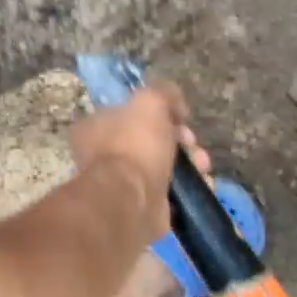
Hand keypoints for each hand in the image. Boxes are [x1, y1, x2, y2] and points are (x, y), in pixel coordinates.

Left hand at [66, 85, 210, 237]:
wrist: (132, 198)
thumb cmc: (135, 145)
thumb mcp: (149, 103)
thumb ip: (162, 93)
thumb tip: (174, 102)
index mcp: (93, 125)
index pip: (129, 113)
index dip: (159, 113)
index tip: (180, 119)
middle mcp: (101, 151)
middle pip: (150, 139)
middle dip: (180, 140)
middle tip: (193, 146)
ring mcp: (121, 179)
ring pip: (163, 164)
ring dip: (189, 163)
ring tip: (203, 167)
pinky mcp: (141, 202)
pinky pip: (169, 189)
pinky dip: (188, 186)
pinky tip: (204, 185)